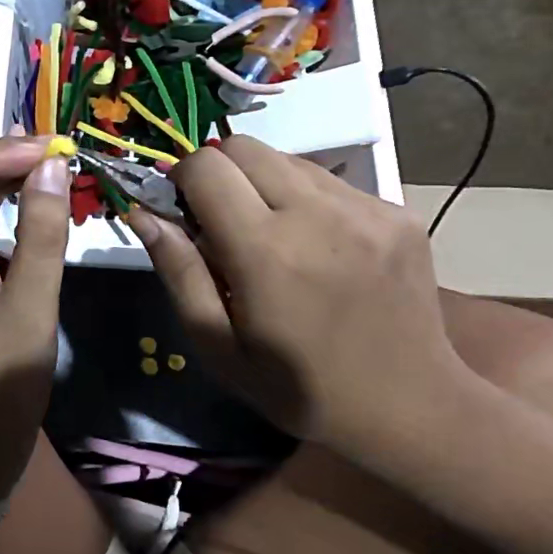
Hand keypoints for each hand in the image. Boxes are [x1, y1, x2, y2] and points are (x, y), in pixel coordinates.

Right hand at [124, 136, 468, 445]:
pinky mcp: (398, 212)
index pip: (206, 166)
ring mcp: (367, 208)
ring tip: (278, 239)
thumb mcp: (220, 348)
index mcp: (267, 252)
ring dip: (267, 185)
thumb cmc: (300, 389)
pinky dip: (311, 201)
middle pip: (245, 146)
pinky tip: (323, 249)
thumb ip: (179, 272)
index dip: (184, 180)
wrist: (409, 406)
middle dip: (220, 173)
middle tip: (226, 223)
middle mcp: (318, 214)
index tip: (187, 214)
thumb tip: (143, 212)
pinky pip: (333, 183)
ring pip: (290, 160)